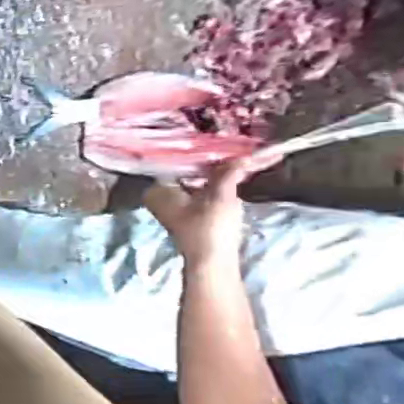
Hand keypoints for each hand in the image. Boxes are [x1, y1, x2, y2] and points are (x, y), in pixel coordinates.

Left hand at [145, 157, 269, 269]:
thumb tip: (243, 154)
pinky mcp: (189, 213)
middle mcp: (159, 195)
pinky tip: (239, 174)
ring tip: (247, 157)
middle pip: (190, 170)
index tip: (227, 142)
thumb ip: (229, 172)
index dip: (205, 151)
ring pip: (199, 180)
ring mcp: (173, 205)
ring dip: (222, 171)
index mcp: (157, 189)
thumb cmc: (209, 227)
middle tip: (243, 148)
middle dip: (216, 161)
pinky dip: (220, 183)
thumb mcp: (220, 195)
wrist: (212, 261)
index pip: (179, 161)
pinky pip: (203, 191)